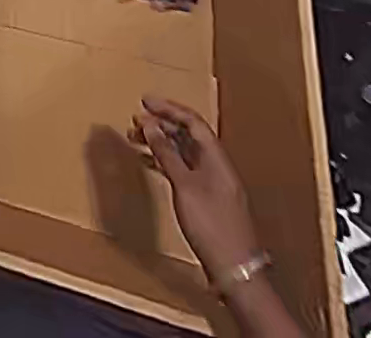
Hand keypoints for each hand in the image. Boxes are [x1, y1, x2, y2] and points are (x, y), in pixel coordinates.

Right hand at [133, 96, 261, 281]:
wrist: (235, 269)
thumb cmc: (210, 224)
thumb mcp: (184, 186)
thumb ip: (167, 154)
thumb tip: (150, 125)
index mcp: (215, 155)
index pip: (191, 121)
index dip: (168, 108)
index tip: (144, 101)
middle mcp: (215, 163)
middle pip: (187, 134)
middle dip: (161, 124)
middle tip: (135, 120)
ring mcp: (212, 181)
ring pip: (183, 151)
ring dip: (161, 142)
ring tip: (136, 139)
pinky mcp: (206, 197)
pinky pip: (183, 168)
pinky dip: (165, 162)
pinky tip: (149, 163)